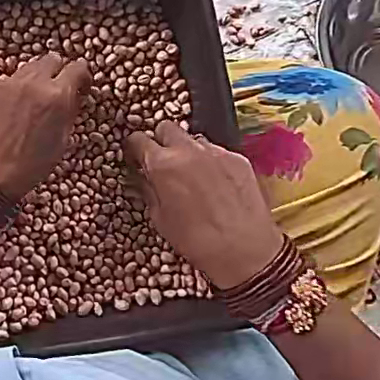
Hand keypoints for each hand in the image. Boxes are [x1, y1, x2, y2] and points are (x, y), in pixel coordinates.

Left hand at [0, 52, 90, 196]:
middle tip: (59, 90)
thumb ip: (70, 111)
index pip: (78, 68)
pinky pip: (10, 81)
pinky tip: (15, 109)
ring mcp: (8, 84)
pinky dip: (17, 89)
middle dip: (59, 71)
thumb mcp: (61, 141)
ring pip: (30, 67)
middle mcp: (33, 83)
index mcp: (57, 96)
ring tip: (36, 100)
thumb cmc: (28, 167)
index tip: (82, 86)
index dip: (83, 77)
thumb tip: (74, 96)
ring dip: (38, 77)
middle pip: (52, 60)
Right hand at [124, 120, 287, 287]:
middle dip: (159, 140)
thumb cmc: (197, 240)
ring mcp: (216, 152)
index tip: (134, 156)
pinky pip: (216, 151)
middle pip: (166, 128)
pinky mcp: (239, 159)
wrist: (245, 252)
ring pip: (192, 138)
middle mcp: (188, 151)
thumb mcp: (160, 218)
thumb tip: (142, 179)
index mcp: (162, 164)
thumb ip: (148, 191)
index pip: (138, 140)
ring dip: (185, 149)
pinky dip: (209, 160)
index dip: (133, 148)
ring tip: (189, 173)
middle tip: (160, 160)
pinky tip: (213, 182)